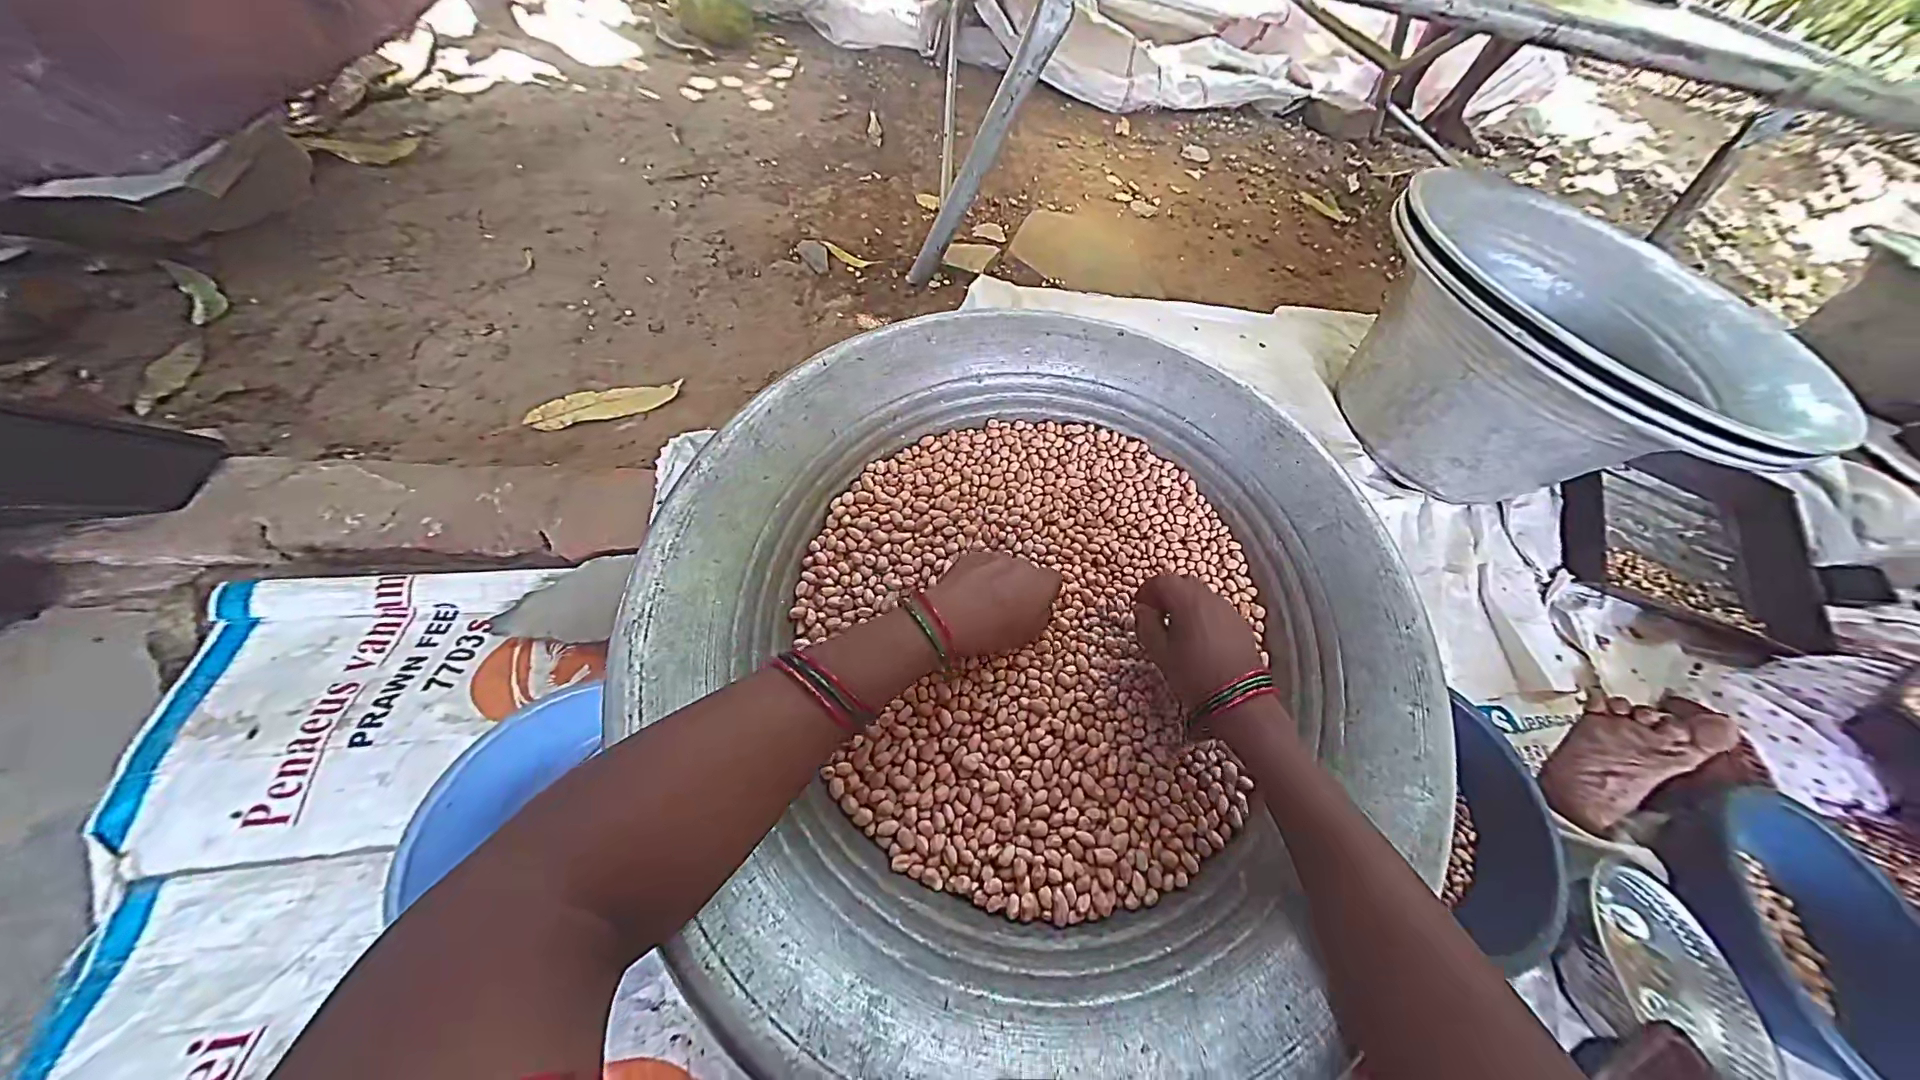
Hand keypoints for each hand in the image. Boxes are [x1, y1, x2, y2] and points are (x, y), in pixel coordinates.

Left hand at [921, 551, 1060, 657]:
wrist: (950, 617)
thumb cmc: (993, 631)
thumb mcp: (1027, 634)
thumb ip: (1041, 615)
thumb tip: (1040, 607)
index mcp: (1041, 583)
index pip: (1053, 580)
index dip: (1045, 593)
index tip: (1036, 606)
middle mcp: (1022, 564)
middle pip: (1028, 571)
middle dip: (1022, 584)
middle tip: (1009, 606)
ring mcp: (995, 557)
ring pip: (1005, 567)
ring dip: (1001, 578)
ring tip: (986, 601)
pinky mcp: (972, 556)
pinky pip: (984, 564)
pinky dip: (981, 574)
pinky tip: (970, 593)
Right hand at [1132, 574, 1266, 712]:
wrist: (1238, 699)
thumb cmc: (1192, 674)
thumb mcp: (1160, 652)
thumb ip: (1147, 625)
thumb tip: (1143, 610)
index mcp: (1187, 601)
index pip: (1162, 580)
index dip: (1147, 590)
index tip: (1140, 607)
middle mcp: (1210, 598)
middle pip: (1183, 583)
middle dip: (1166, 594)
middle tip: (1156, 616)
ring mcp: (1229, 610)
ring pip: (1201, 595)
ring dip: (1185, 604)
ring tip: (1177, 629)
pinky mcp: (1240, 624)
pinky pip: (1216, 610)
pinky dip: (1202, 615)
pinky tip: (1199, 639)